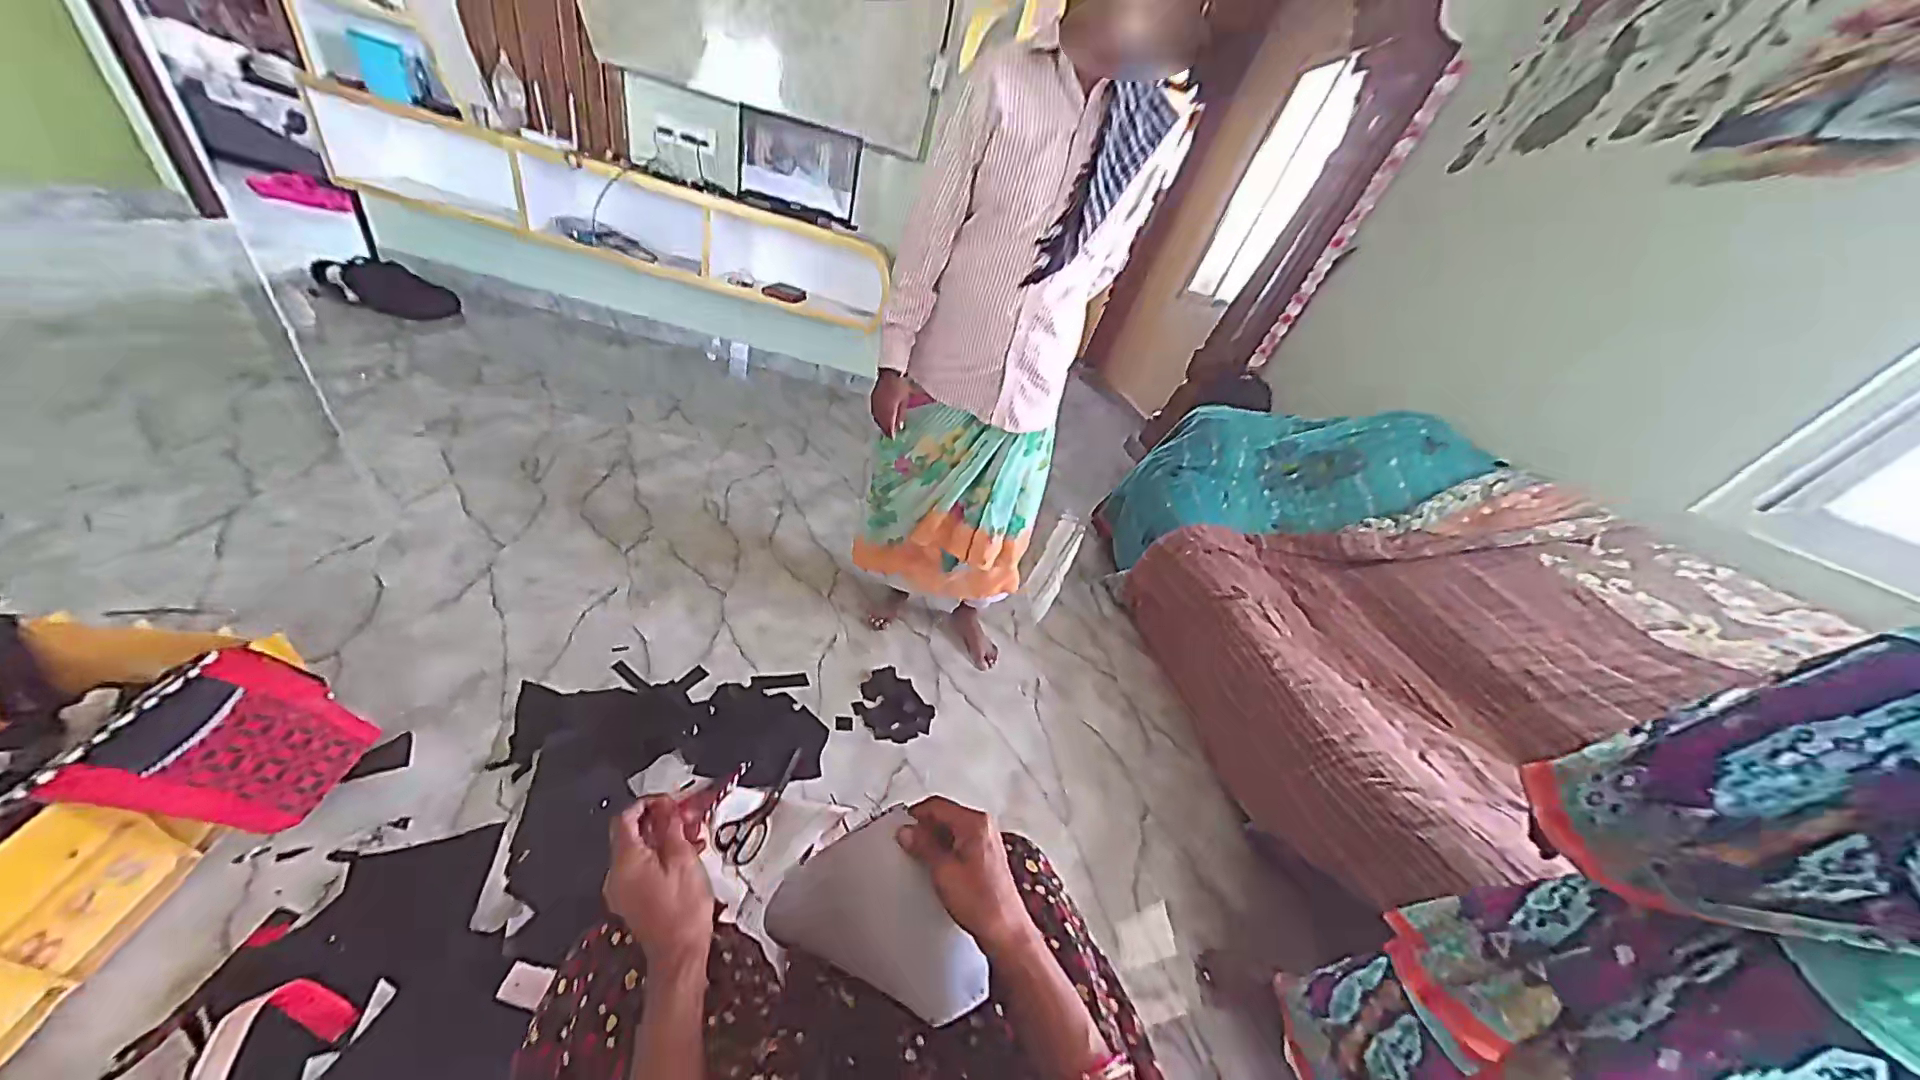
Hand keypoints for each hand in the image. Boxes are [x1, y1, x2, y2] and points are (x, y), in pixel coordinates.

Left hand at [603, 796, 714, 970]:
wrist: (679, 952)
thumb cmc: (683, 909)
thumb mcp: (683, 859)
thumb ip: (672, 829)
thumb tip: (667, 809)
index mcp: (626, 862)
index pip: (625, 818)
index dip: (648, 803)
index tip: (669, 801)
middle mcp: (616, 875)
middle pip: (631, 833)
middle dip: (659, 820)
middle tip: (685, 816)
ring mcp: (622, 889)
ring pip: (639, 850)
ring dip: (663, 837)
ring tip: (691, 835)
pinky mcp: (631, 899)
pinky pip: (641, 866)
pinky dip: (660, 854)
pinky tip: (685, 854)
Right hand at [870, 370, 912, 436]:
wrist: (890, 370)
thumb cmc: (899, 385)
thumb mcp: (903, 400)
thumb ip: (900, 415)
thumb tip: (900, 428)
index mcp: (887, 409)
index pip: (888, 425)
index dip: (891, 433)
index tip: (894, 439)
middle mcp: (878, 408)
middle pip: (881, 423)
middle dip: (886, 430)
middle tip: (890, 436)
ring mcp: (874, 403)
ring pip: (876, 418)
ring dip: (881, 424)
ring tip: (886, 429)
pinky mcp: (872, 400)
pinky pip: (874, 412)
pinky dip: (878, 417)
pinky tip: (881, 419)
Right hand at [896, 796, 1035, 956]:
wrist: (1005, 931)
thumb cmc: (982, 903)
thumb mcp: (944, 871)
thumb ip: (923, 846)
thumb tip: (908, 831)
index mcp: (975, 823)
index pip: (937, 805)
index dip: (915, 814)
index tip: (901, 826)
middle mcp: (984, 826)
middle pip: (945, 814)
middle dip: (924, 827)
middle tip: (908, 843)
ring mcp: (986, 840)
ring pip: (951, 828)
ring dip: (934, 839)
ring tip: (920, 857)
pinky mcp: (985, 855)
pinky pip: (959, 841)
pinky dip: (945, 848)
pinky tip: (936, 866)